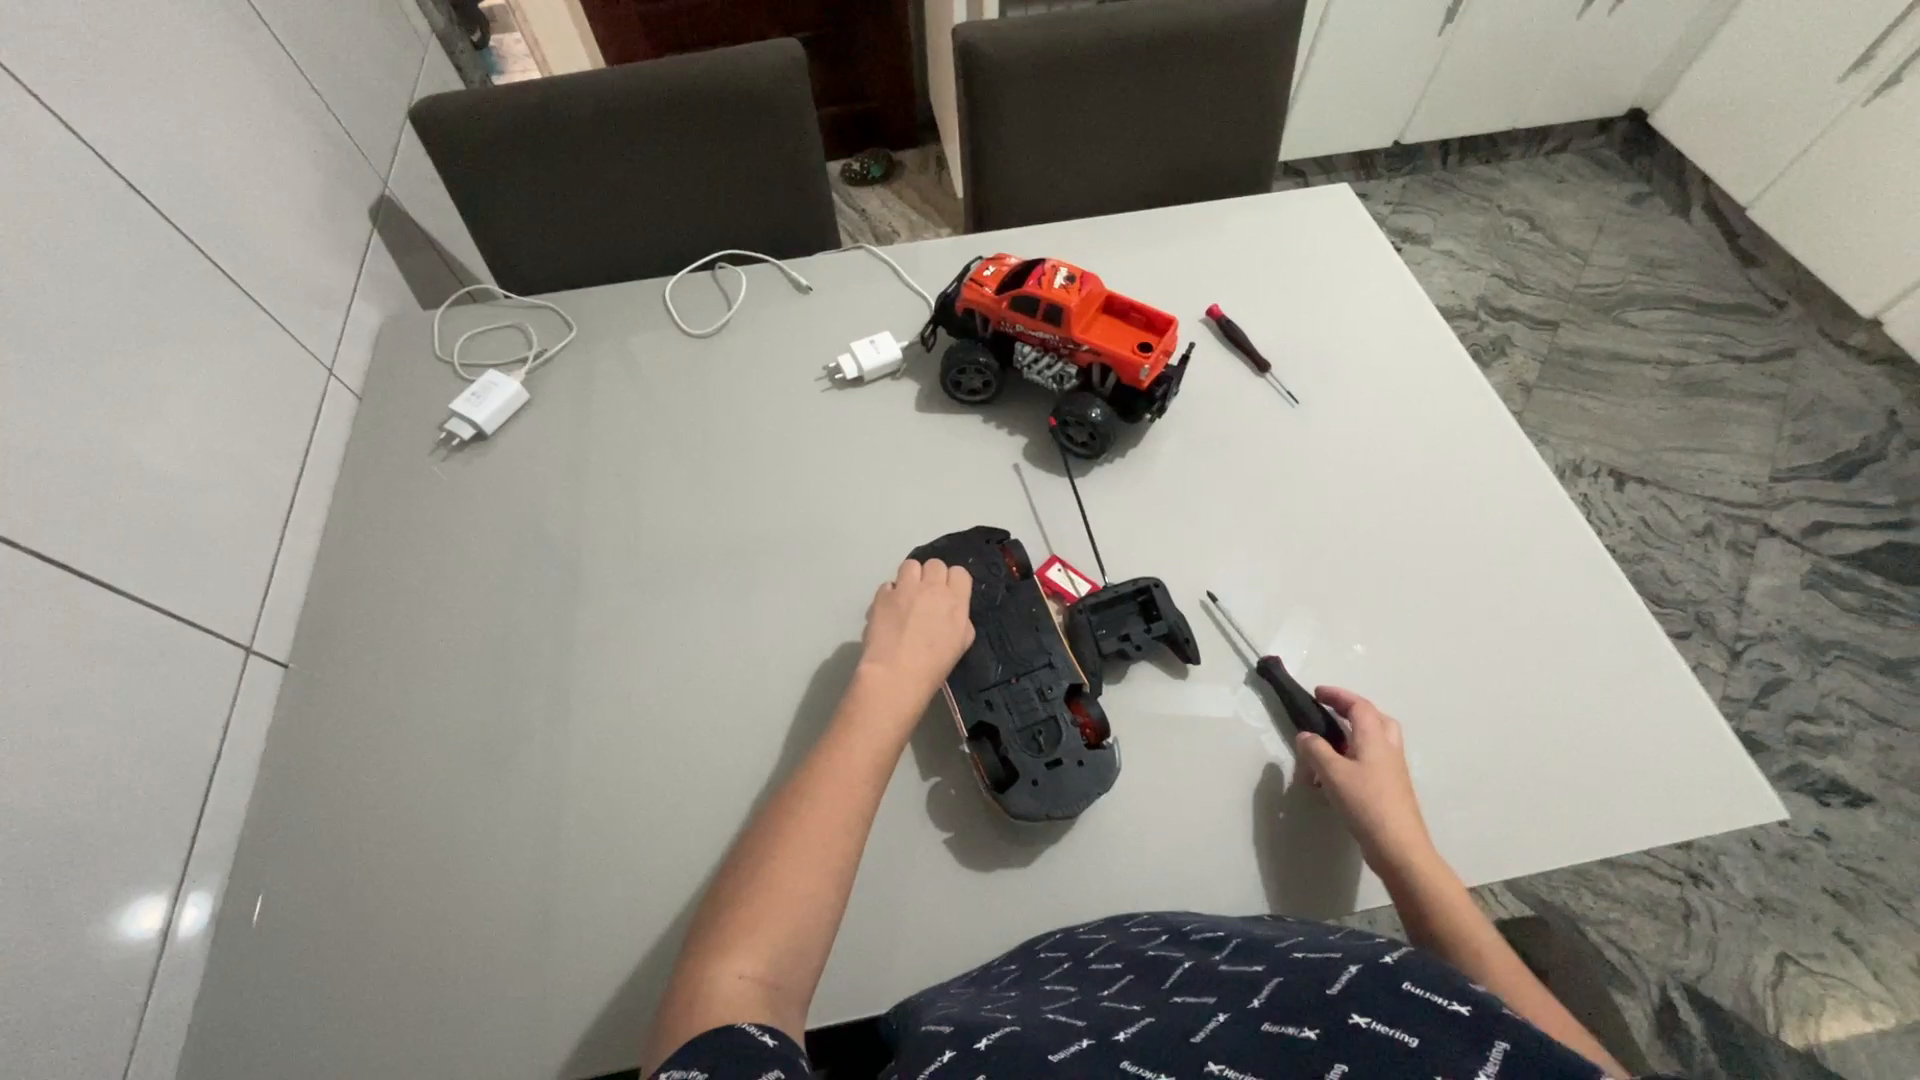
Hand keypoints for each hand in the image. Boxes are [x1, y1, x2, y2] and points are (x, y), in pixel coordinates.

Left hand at [856, 559, 975, 703]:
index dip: (953, 582)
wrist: (896, 674)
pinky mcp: (882, 595)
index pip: (959, 572)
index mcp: (956, 601)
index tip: (947, 594)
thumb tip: (950, 611)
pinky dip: (890, 594)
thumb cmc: (933, 666)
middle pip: (935, 564)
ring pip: (910, 565)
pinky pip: (888, 584)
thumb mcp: (962, 644)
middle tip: (926, 595)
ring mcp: (905, 589)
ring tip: (906, 596)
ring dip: (910, 577)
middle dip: (931, 576)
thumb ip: (961, 620)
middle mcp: (932, 588)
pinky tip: (888, 610)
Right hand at [1294, 686, 1436, 877]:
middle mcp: (1388, 749)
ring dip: (1354, 735)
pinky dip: (1354, 757)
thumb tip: (1306, 736)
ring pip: (1376, 741)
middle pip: (1376, 719)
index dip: (1338, 695)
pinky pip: (1372, 760)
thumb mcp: (1332, 773)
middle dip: (1353, 711)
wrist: (1399, 846)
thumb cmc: (1365, 803)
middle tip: (1330, 713)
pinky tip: (1337, 775)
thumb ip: (1315, 750)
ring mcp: (1393, 770)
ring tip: (1330, 745)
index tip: (1317, 693)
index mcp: (1375, 739)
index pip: (1359, 706)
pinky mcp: (1391, 788)